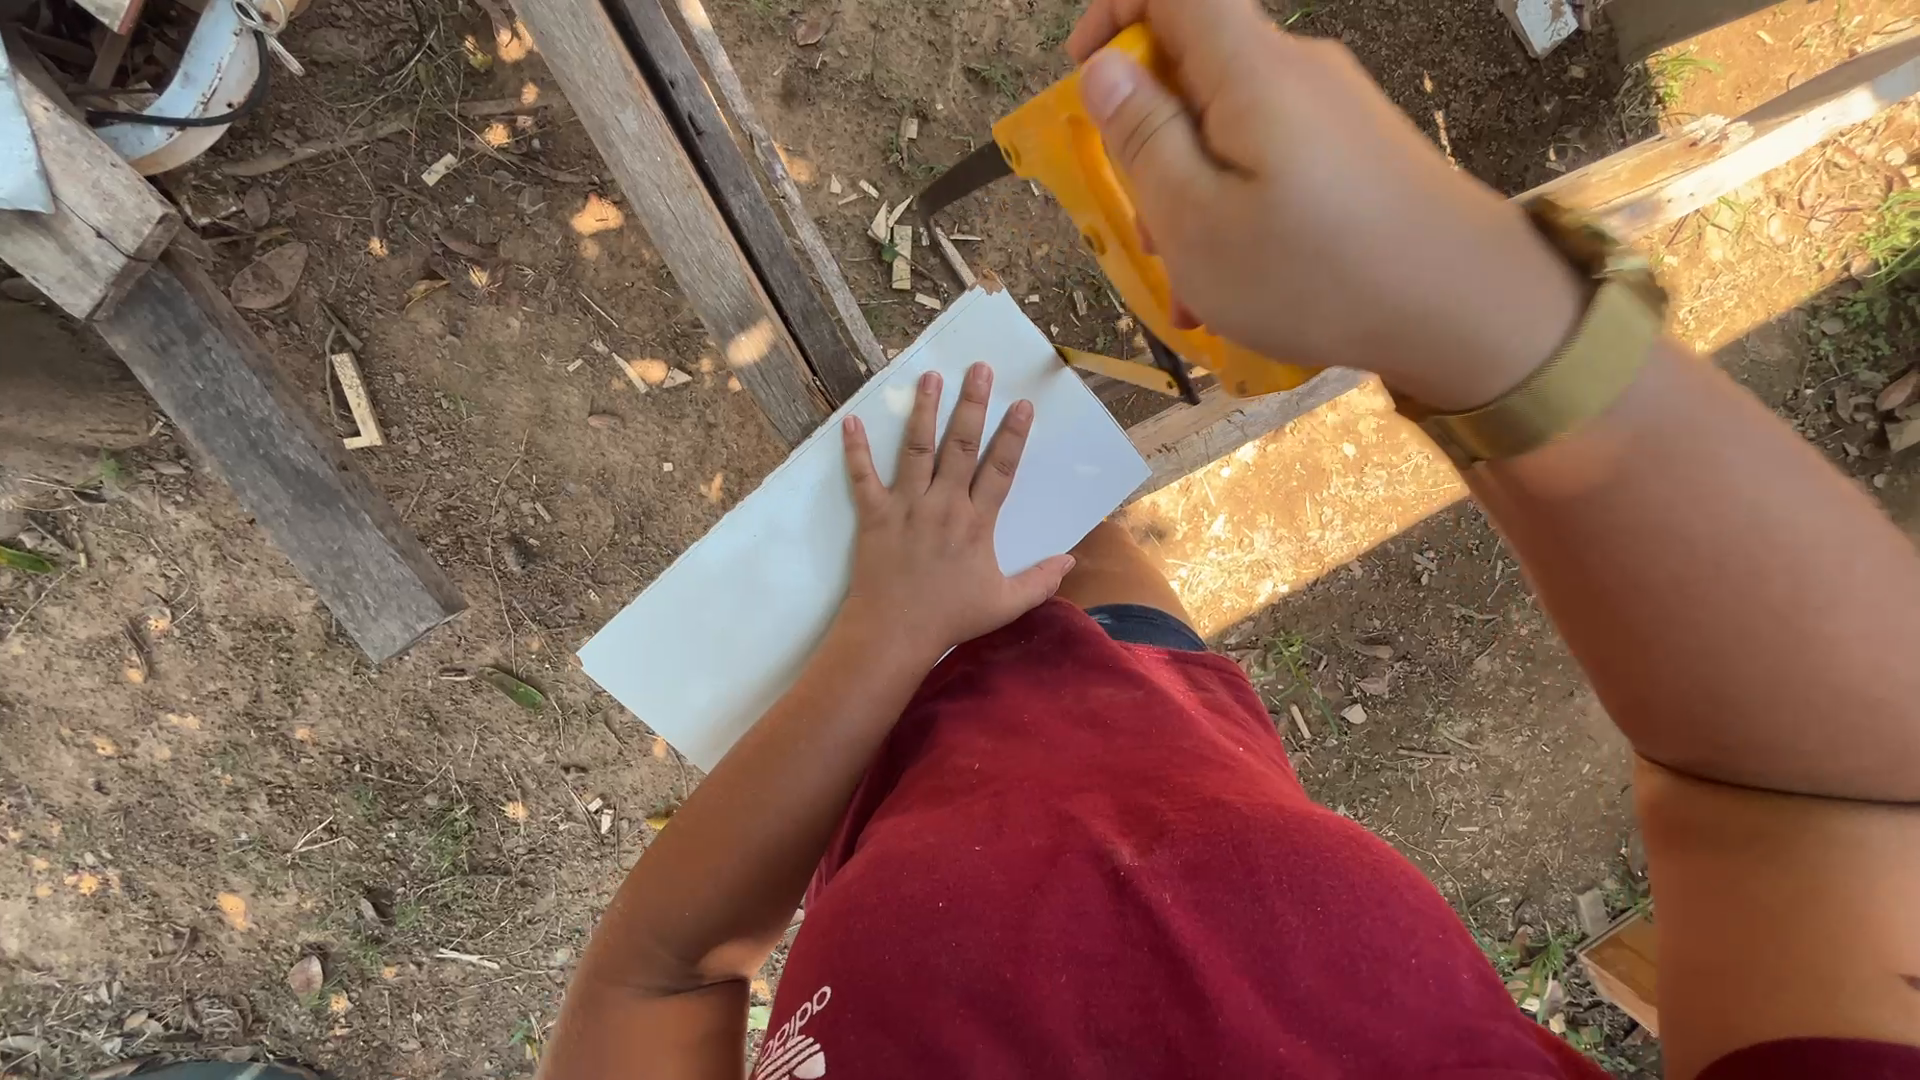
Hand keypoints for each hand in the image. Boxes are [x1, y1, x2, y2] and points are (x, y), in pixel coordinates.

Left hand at [837, 362, 1075, 660]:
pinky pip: (863, 477)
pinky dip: (856, 450)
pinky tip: (851, 420)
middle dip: (972, 404)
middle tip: (979, 368)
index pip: (1000, 469)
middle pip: (961, 445)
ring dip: (923, 410)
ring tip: (929, 376)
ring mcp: (906, 506)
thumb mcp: (1004, 604)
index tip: (1021, 403)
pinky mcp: (874, 515)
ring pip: (916, 449)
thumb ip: (1040, 581)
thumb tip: (1072, 560)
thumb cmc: (950, 618)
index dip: (1013, 435)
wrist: (894, 633)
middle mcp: (943, 504)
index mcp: (977, 523)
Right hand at [1066, 0, 1585, 410]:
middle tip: (1144, 235)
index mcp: (1249, 69)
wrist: (1457, 307)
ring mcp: (1329, 113)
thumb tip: (1104, 70)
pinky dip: (1232, 216)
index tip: (1084, 80)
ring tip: (1191, 288)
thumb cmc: (1308, 271)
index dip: (1114, 13)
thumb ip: (1142, 139)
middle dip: (1148, 147)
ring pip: (1226, 135)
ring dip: (1189, 202)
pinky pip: (1266, 167)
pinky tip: (1232, 286)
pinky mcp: (1350, 153)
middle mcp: (1294, 71)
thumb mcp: (1194, 218)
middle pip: (1195, 72)